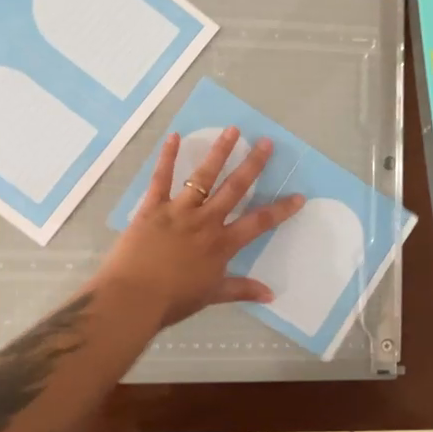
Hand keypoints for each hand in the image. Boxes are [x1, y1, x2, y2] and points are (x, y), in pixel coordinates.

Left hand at [97, 127, 304, 327]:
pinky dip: (167, 156)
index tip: (299, 196)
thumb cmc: (173, 301)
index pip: (259, 222)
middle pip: (234, 188)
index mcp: (222, 244)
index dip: (281, 209)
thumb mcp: (211, 296)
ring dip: (219, 151)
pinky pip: (161, 178)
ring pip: (203, 176)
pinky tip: (175, 136)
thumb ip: (241, 290)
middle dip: (253, 164)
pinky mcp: (152, 207)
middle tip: (267, 143)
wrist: (133, 297)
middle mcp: (205, 221)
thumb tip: (270, 295)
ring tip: (232, 130)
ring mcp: (178, 211)